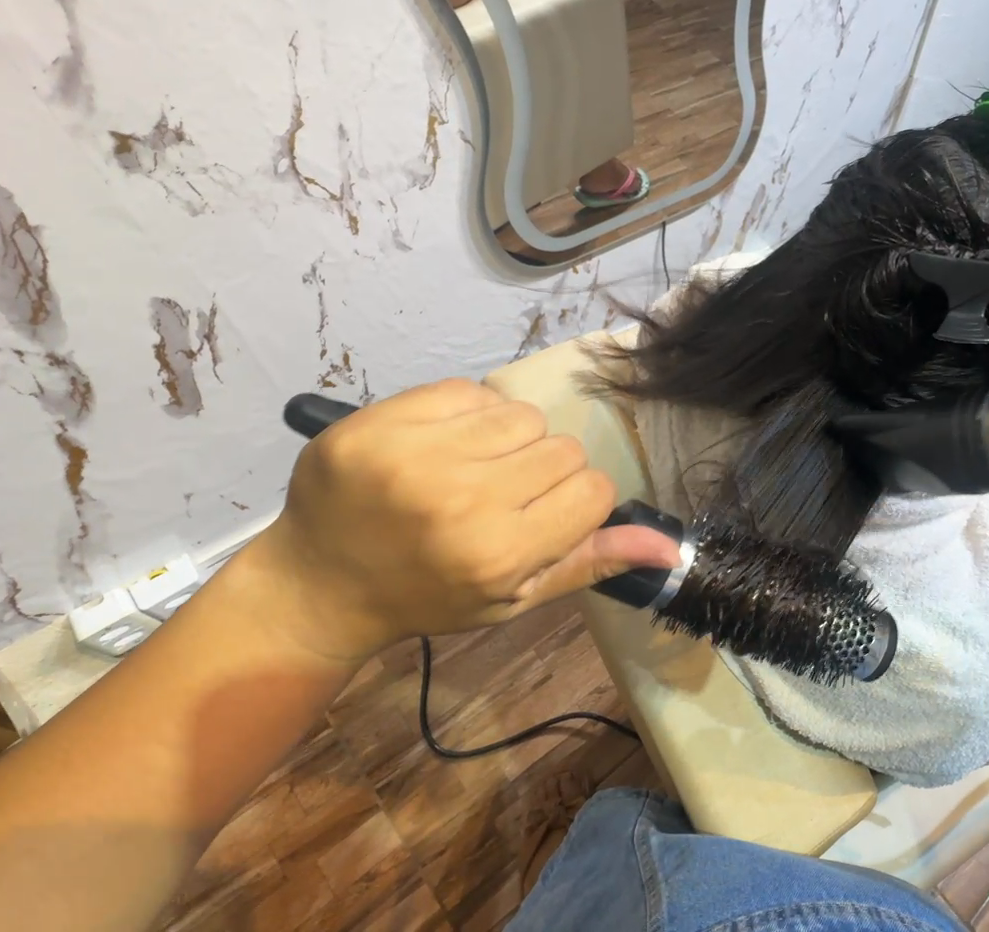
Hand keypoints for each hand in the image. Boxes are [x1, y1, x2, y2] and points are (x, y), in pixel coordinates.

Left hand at [239, 379, 679, 662]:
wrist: (317, 584)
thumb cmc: (428, 596)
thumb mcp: (514, 597)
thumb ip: (590, 563)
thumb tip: (670, 548)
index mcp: (500, 553)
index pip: (595, 490)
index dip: (577, 503)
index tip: (541, 518)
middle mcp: (463, 500)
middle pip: (564, 449)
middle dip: (544, 472)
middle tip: (501, 497)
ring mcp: (417, 455)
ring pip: (523, 416)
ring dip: (510, 440)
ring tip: (470, 469)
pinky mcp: (381, 421)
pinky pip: (470, 391)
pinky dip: (469, 414)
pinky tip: (442, 446)